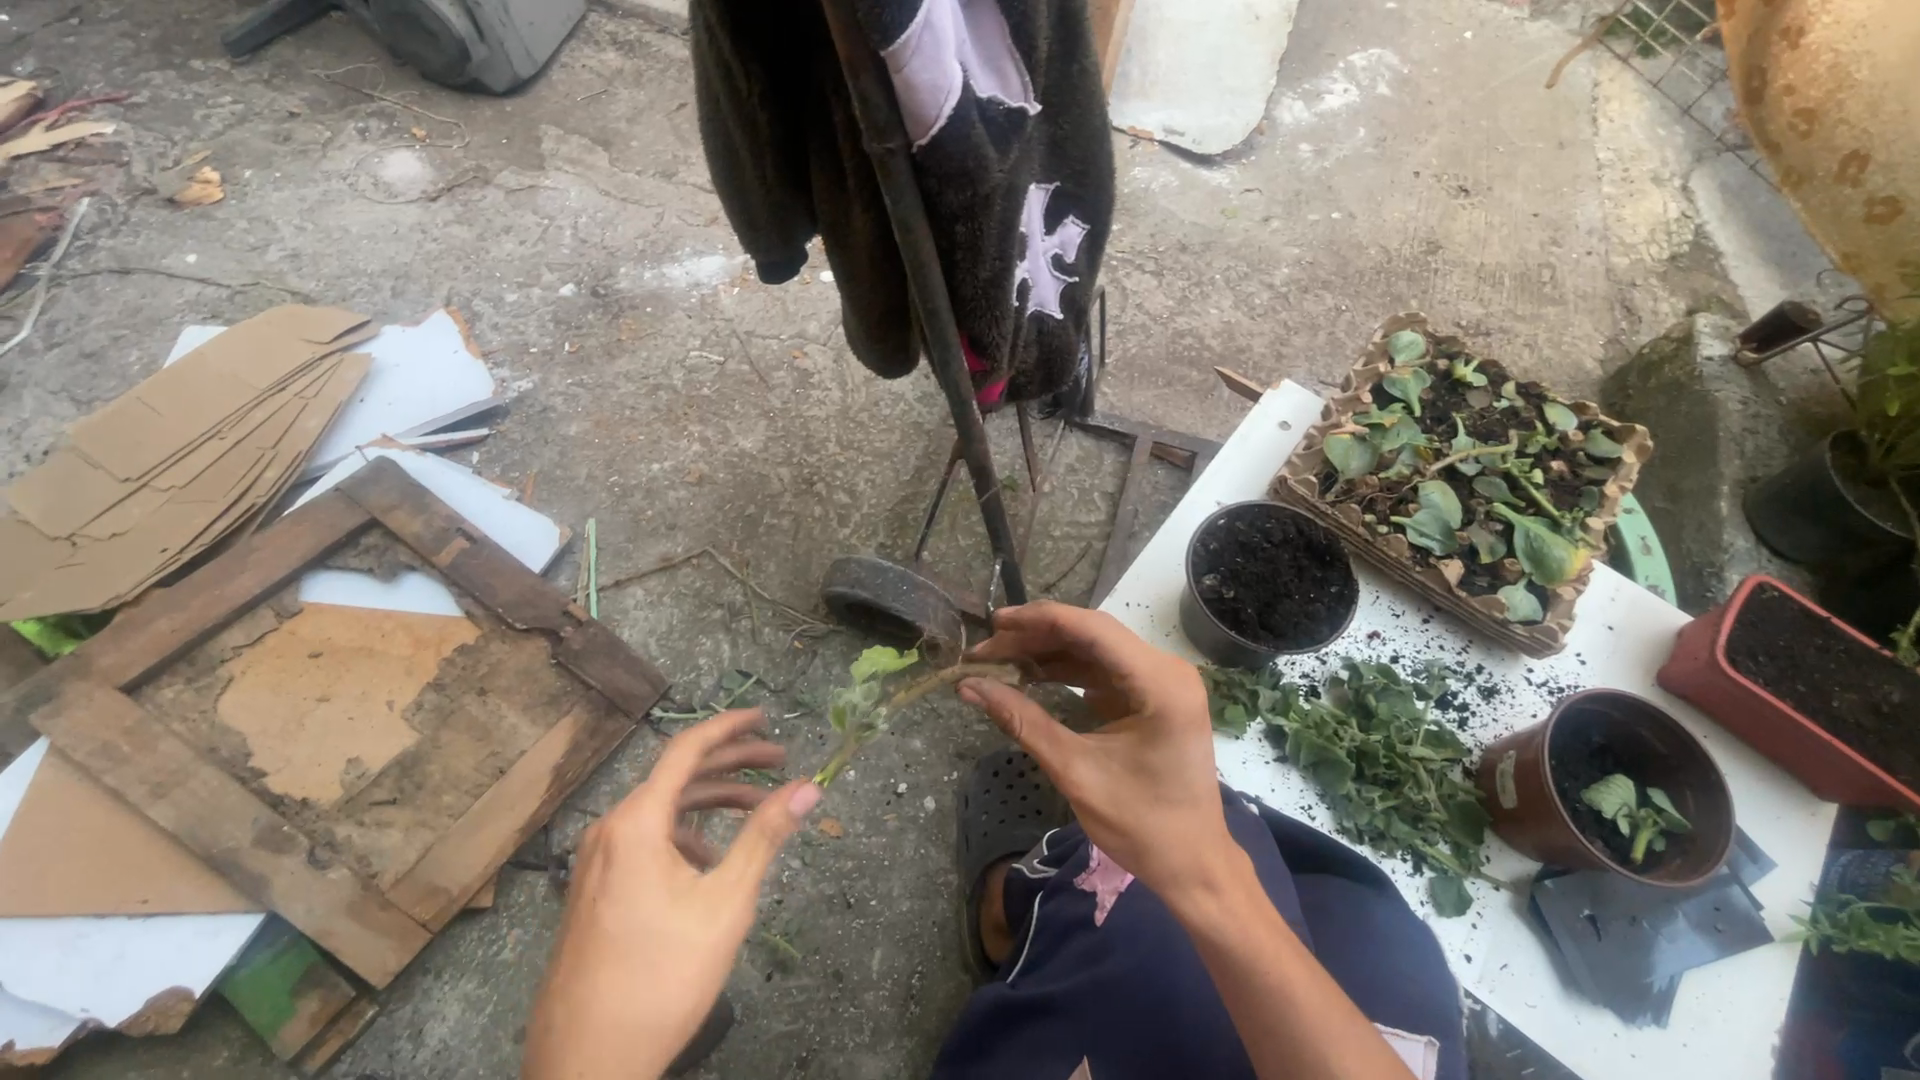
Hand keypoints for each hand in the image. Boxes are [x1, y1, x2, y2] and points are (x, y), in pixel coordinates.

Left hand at [521, 709, 820, 1079]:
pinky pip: (644, 842)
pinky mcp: (593, 890)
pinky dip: (685, 836)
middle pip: (676, 778)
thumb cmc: (662, 977)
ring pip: (661, 812)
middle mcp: (609, 830)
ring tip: (757, 813)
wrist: (586, 1063)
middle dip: (731, 766)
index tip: (766, 717)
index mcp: (636, 823)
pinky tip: (711, 864)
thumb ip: (765, 837)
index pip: (687, 750)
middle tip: (781, 762)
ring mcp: (595, 862)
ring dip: (711, 804)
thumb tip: (808, 787)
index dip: (730, 727)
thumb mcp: (726, 903)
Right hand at [960, 602, 1237, 899]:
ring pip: (1094, 650)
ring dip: (1047, 653)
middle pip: (1091, 634)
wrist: (1192, 862)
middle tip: (984, 651)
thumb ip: (1022, 721)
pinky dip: (1066, 671)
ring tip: (999, 661)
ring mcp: (1162, 682)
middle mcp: (1166, 670)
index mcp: (1159, 683)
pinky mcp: (1152, 696)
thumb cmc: (1141, 824)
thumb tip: (968, 686)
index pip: (1091, 629)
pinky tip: (1029, 676)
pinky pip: (1103, 670)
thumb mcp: (1075, 770)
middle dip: (1035, 638)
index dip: (1038, 620)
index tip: (993, 623)